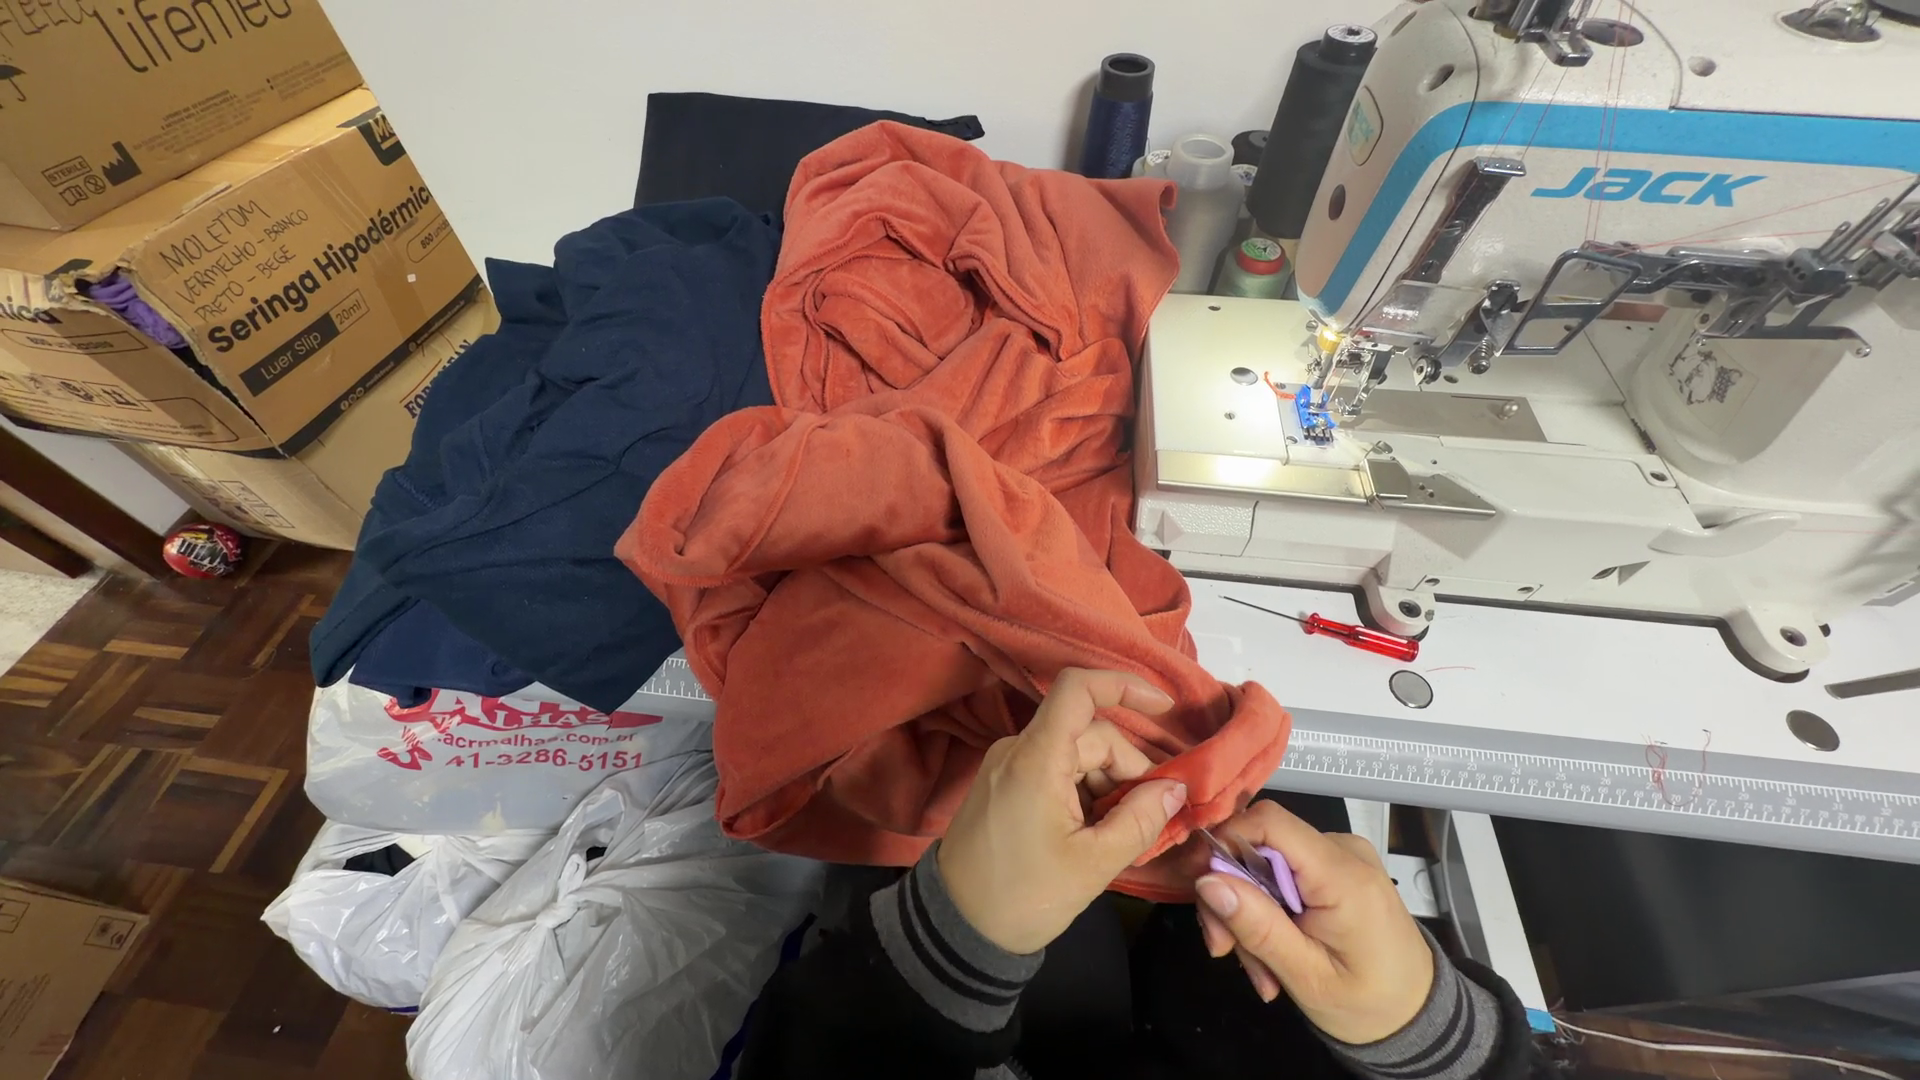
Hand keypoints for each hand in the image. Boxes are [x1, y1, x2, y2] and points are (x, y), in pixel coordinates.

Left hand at [938, 669, 1188, 954]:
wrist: (956, 926)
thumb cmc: (1024, 896)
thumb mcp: (1092, 864)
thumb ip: (1140, 820)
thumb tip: (1175, 789)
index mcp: (1036, 757)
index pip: (1077, 689)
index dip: (1123, 685)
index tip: (1165, 707)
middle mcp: (1019, 749)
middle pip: (1090, 734)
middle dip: (1129, 769)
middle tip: (1153, 817)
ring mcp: (1009, 764)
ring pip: (1077, 755)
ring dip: (1108, 785)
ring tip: (1124, 834)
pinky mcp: (1006, 783)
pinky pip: (1057, 771)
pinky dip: (1085, 792)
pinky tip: (1098, 830)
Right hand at [1194, 801, 1433, 1044]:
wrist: (1420, 1022)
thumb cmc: (1371, 1005)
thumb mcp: (1307, 978)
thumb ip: (1257, 926)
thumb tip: (1206, 881)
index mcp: (1343, 874)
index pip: (1269, 821)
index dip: (1225, 840)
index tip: (1202, 885)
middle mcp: (1342, 849)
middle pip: (1259, 845)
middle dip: (1233, 894)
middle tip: (1222, 948)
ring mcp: (1340, 855)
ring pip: (1264, 862)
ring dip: (1249, 910)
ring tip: (1258, 967)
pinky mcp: (1334, 866)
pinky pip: (1282, 871)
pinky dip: (1268, 907)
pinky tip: (1272, 950)